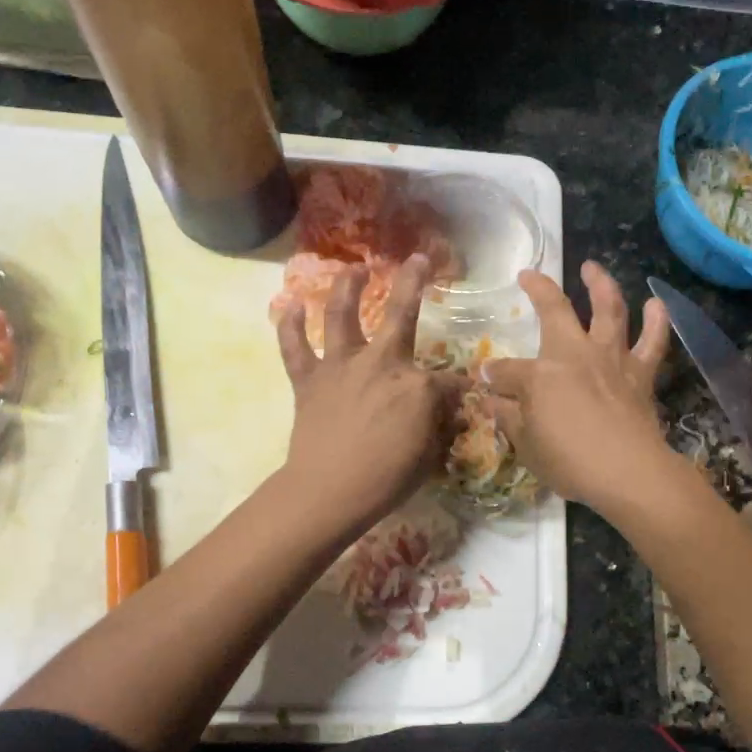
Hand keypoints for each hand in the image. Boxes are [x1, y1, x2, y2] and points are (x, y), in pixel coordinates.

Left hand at [276, 255, 461, 529]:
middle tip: (419, 260)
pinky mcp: (307, 380)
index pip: (449, 379)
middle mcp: (380, 362)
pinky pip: (294, 346)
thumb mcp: (430, 454)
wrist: (330, 490)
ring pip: (341, 315)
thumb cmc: (387, 478)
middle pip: (401, 313)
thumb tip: (449, 406)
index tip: (462, 396)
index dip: (458, 388)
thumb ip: (439, 423)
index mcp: (416, 384)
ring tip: (353, 268)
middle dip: (413, 281)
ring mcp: (340, 366)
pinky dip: (289, 325)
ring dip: (347, 287)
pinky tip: (289, 304)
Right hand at [484, 261, 672, 509]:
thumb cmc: (570, 462)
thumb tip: (492, 399)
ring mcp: (611, 359)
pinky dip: (657, 321)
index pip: (506, 371)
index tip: (485, 381)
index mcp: (540, 374)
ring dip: (600, 284)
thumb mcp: (527, 446)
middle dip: (540, 290)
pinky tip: (657, 304)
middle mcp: (575, 355)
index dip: (493, 376)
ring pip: (608, 309)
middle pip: (555, 311)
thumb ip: (510, 418)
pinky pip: (653, 341)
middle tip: (532, 276)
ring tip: (593, 267)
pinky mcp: (641, 373)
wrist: (628, 471)